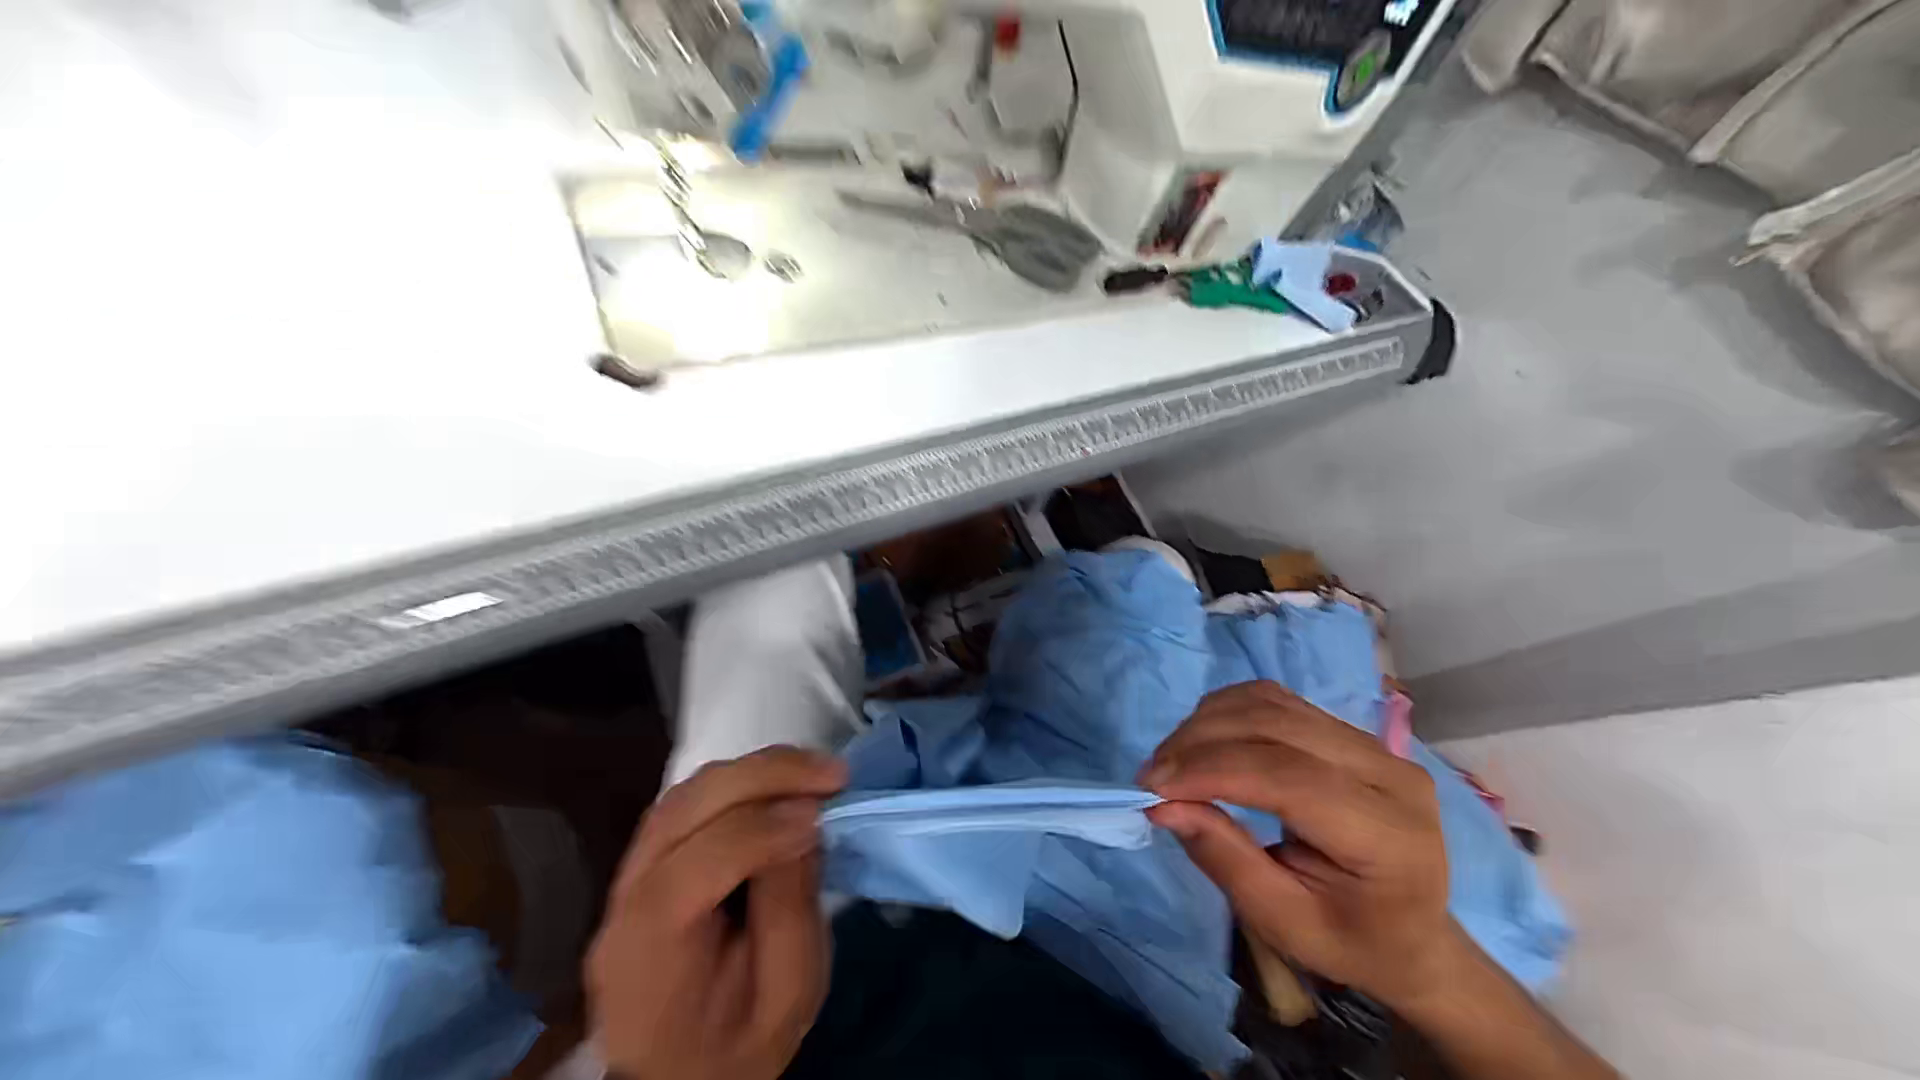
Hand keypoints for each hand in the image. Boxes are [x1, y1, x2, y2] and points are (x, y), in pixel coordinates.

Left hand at [587, 746, 847, 1079]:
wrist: (680, 1077)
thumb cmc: (738, 1046)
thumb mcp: (786, 995)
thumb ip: (791, 908)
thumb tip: (801, 823)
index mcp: (649, 950)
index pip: (692, 867)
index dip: (759, 832)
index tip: (822, 818)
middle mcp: (624, 900)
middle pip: (682, 809)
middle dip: (762, 776)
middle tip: (831, 773)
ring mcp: (628, 875)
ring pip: (684, 793)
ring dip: (753, 771)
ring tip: (813, 772)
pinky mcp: (648, 861)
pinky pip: (690, 800)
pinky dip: (740, 781)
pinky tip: (780, 783)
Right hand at [1141, 681, 1457, 1009]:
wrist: (1412, 934)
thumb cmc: (1350, 940)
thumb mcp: (1284, 922)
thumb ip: (1225, 859)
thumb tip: (1162, 806)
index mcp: (1389, 834)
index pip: (1289, 777)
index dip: (1212, 771)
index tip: (1153, 788)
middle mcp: (1389, 772)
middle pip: (1276, 727)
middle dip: (1199, 742)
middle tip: (1152, 775)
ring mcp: (1373, 743)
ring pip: (1270, 703)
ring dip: (1207, 722)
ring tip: (1171, 760)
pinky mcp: (1349, 730)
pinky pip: (1275, 700)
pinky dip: (1226, 711)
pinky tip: (1202, 740)